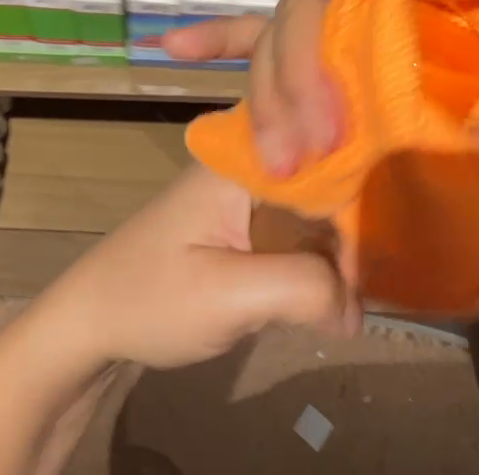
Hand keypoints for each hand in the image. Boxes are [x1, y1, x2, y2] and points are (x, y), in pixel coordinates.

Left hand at [34, 164, 360, 369]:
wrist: (91, 320)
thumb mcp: (229, 295)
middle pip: (322, 182)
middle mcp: (245, 166)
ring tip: (353, 308)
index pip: (320, 157)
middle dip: (353, 236)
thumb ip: (301, 286)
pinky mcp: (240, 225)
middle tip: (368, 297)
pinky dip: (315, 266)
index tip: (388, 254)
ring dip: (336, 257)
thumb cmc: (151, 298)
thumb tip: (356, 305)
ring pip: (313, 212)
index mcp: (239, 163)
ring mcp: (242, 195)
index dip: (361, 200)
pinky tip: (329, 302)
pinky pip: (295, 233)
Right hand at [162, 0, 478, 173]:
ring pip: (275, 34)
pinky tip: (173, 46)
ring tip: (281, 160)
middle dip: (306, 63)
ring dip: (270, 94)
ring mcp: (328, 21)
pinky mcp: (298, 56)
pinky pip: (245, 39)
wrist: (478, 179)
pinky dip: (215, 41)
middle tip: (322, 136)